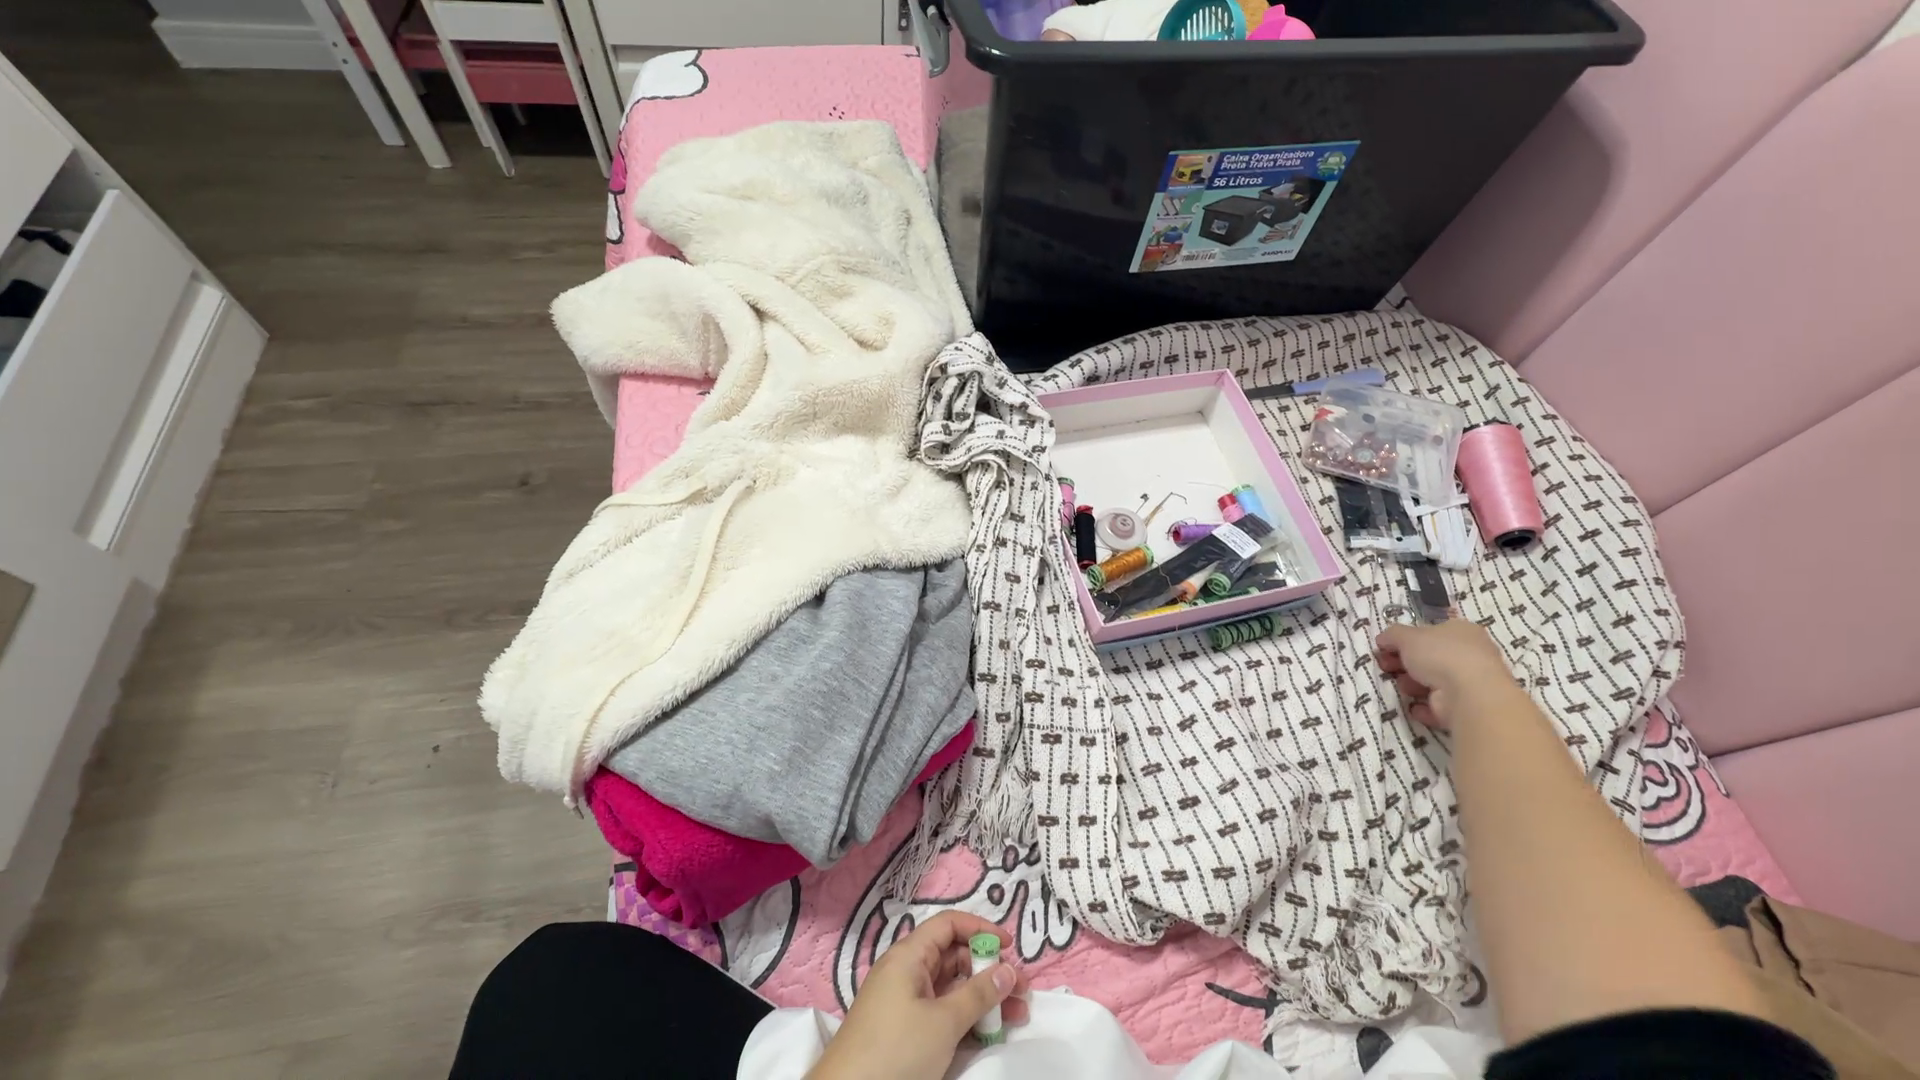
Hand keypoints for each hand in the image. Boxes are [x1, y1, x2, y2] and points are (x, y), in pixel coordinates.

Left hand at [808, 911, 1030, 1079]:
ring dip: (984, 998)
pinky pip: (943, 1012)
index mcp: (908, 957)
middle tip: (1022, 991)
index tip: (1009, 946)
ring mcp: (905, 1002)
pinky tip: (991, 1031)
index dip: (979, 929)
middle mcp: (906, 972)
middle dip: (989, 970)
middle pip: (953, 957)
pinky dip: (967, 1017)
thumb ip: (979, 994)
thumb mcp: (944, 1022)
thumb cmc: (896, 1049)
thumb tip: (1008, 970)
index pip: (947, 925)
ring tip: (1018, 1015)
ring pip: (952, 988)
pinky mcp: (906, 1030)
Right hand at [1375, 621, 1517, 731]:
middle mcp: (1469, 654)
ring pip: (1432, 682)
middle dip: (1404, 663)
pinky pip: (1439, 705)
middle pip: (1429, 658)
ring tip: (1403, 687)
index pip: (1430, 633)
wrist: (1469, 693)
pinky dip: (1424, 707)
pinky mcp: (1465, 706)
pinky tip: (1414, 707)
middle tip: (1387, 667)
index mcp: (1461, 631)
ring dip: (1412, 684)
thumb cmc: (1440, 655)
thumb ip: (1392, 635)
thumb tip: (1383, 640)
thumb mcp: (1407, 636)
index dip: (1405, 640)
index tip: (1385, 649)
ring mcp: (1469, 682)